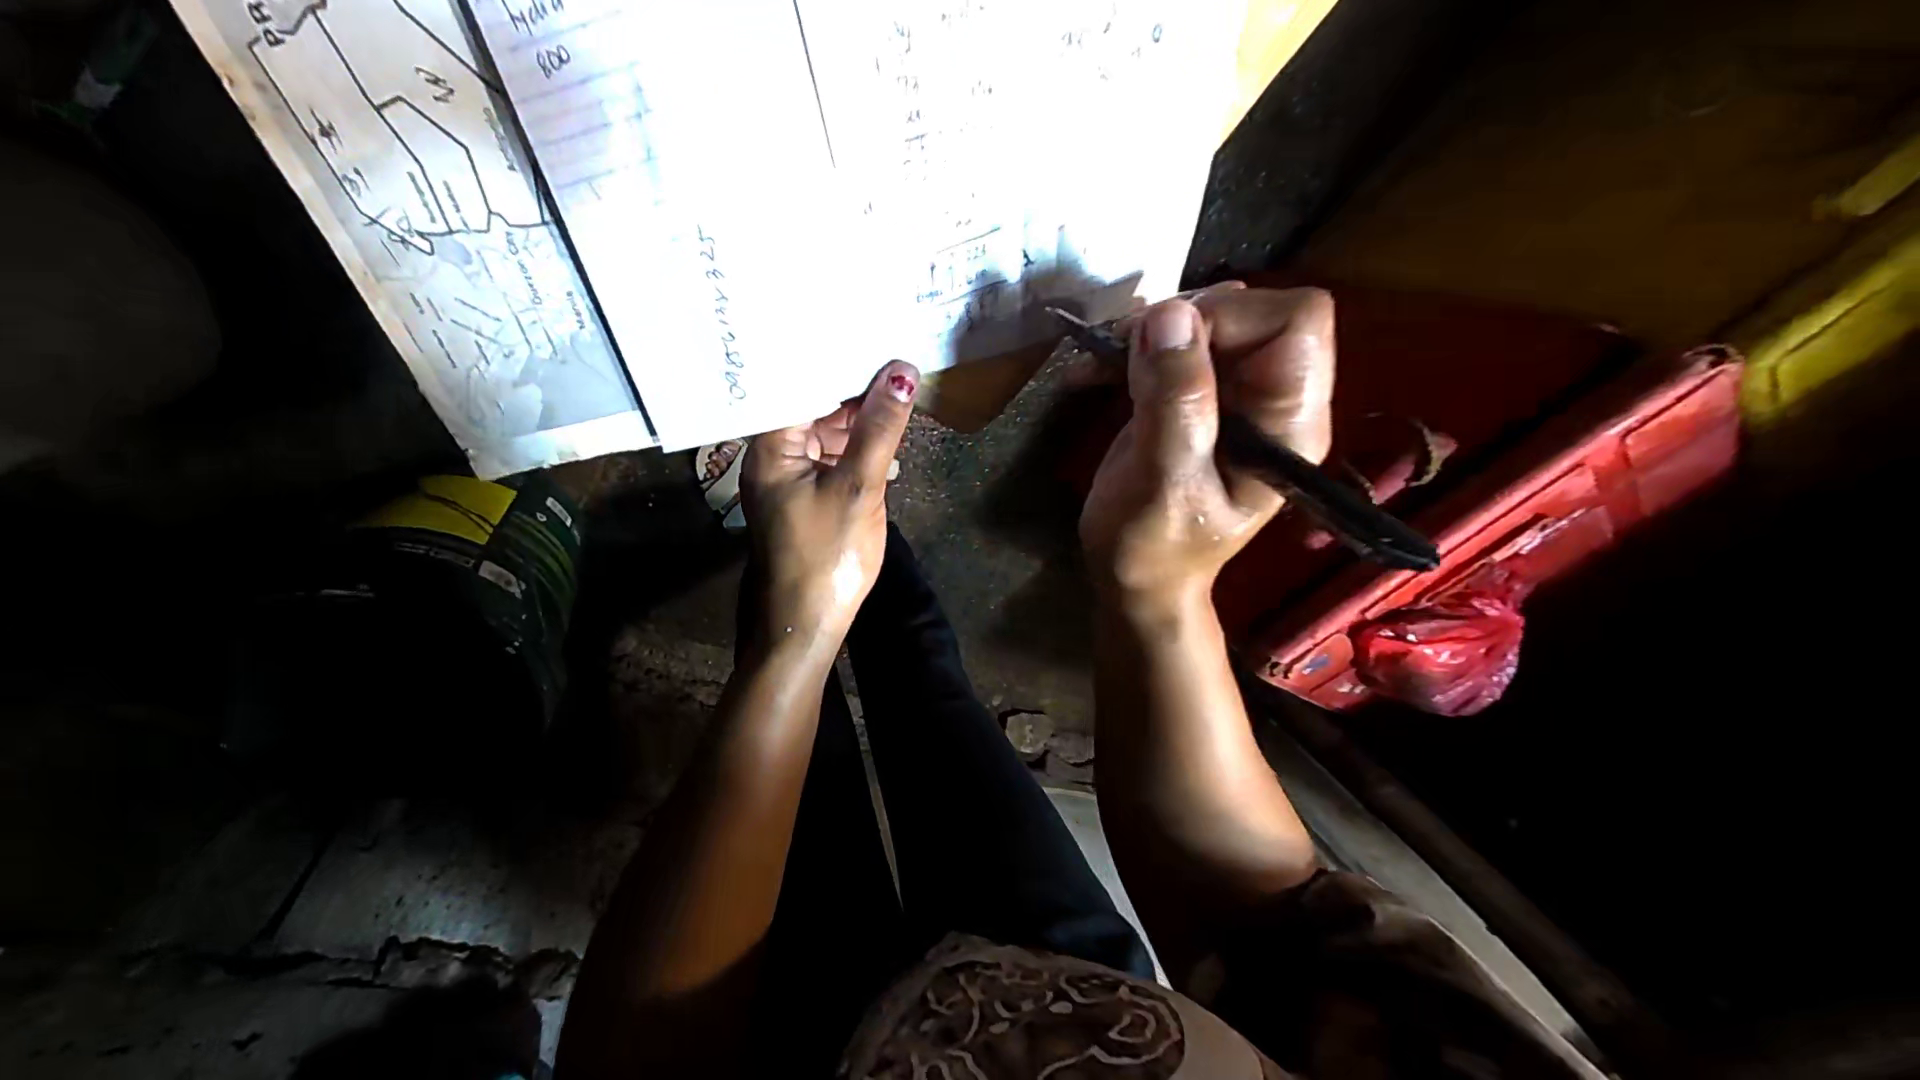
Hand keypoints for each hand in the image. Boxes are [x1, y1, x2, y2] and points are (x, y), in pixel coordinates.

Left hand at [741, 360, 918, 655]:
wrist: (808, 625)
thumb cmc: (828, 555)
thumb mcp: (859, 487)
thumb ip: (880, 428)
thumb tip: (902, 372)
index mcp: (770, 445)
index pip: (798, 382)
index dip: (835, 358)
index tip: (872, 333)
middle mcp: (771, 455)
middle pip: (812, 405)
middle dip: (854, 389)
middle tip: (896, 361)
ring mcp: (788, 478)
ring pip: (824, 432)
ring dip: (860, 422)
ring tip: (900, 397)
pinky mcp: (806, 498)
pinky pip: (831, 459)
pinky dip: (857, 452)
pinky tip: (888, 452)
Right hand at [1079, 286, 1335, 609]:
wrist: (1136, 578)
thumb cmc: (1154, 547)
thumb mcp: (1164, 482)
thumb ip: (1176, 402)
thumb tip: (1170, 314)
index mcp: (1287, 422)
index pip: (1296, 321)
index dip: (1233, 317)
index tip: (1169, 348)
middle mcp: (1271, 400)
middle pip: (1252, 312)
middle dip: (1184, 320)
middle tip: (1128, 352)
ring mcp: (1232, 398)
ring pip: (1207, 322)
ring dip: (1150, 333)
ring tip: (1105, 360)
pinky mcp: (1195, 399)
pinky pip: (1174, 346)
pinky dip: (1132, 349)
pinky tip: (1095, 371)